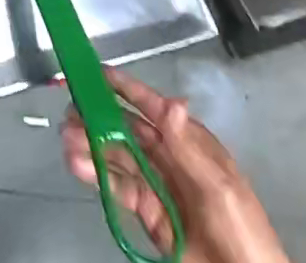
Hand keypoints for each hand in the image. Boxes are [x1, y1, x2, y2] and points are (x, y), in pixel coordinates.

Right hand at [62, 68, 289, 262]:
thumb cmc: (240, 233)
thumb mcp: (218, 189)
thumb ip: (188, 147)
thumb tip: (172, 100)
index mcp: (192, 144)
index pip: (154, 109)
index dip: (126, 89)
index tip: (95, 72)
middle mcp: (172, 159)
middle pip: (130, 131)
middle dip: (100, 118)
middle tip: (69, 112)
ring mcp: (158, 186)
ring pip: (119, 157)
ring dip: (92, 145)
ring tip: (65, 140)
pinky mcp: (148, 214)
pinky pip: (118, 187)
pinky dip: (96, 175)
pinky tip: (77, 166)